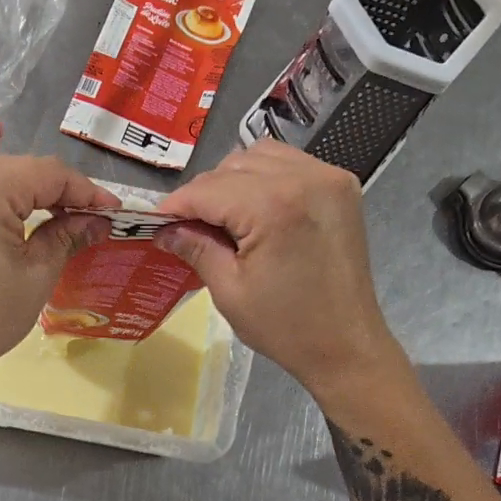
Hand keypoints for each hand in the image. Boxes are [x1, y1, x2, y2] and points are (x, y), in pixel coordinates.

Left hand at [0, 120, 118, 391]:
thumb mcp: (37, 275)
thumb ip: (65, 236)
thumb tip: (96, 220)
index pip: (49, 175)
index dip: (85, 192)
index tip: (113, 210)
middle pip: (23, 170)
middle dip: (59, 190)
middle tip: (91, 215)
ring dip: (29, 182)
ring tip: (62, 197)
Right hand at [155, 140, 402, 388]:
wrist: (346, 344)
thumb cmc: (284, 327)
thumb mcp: (229, 291)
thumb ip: (197, 249)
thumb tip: (165, 230)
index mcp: (273, 206)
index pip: (208, 189)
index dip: (176, 206)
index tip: (154, 223)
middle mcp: (303, 178)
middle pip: (232, 166)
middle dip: (203, 194)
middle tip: (186, 228)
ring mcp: (327, 177)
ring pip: (260, 156)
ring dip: (232, 180)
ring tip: (220, 218)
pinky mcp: (340, 186)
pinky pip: (290, 164)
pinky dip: (264, 178)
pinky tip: (253, 210)